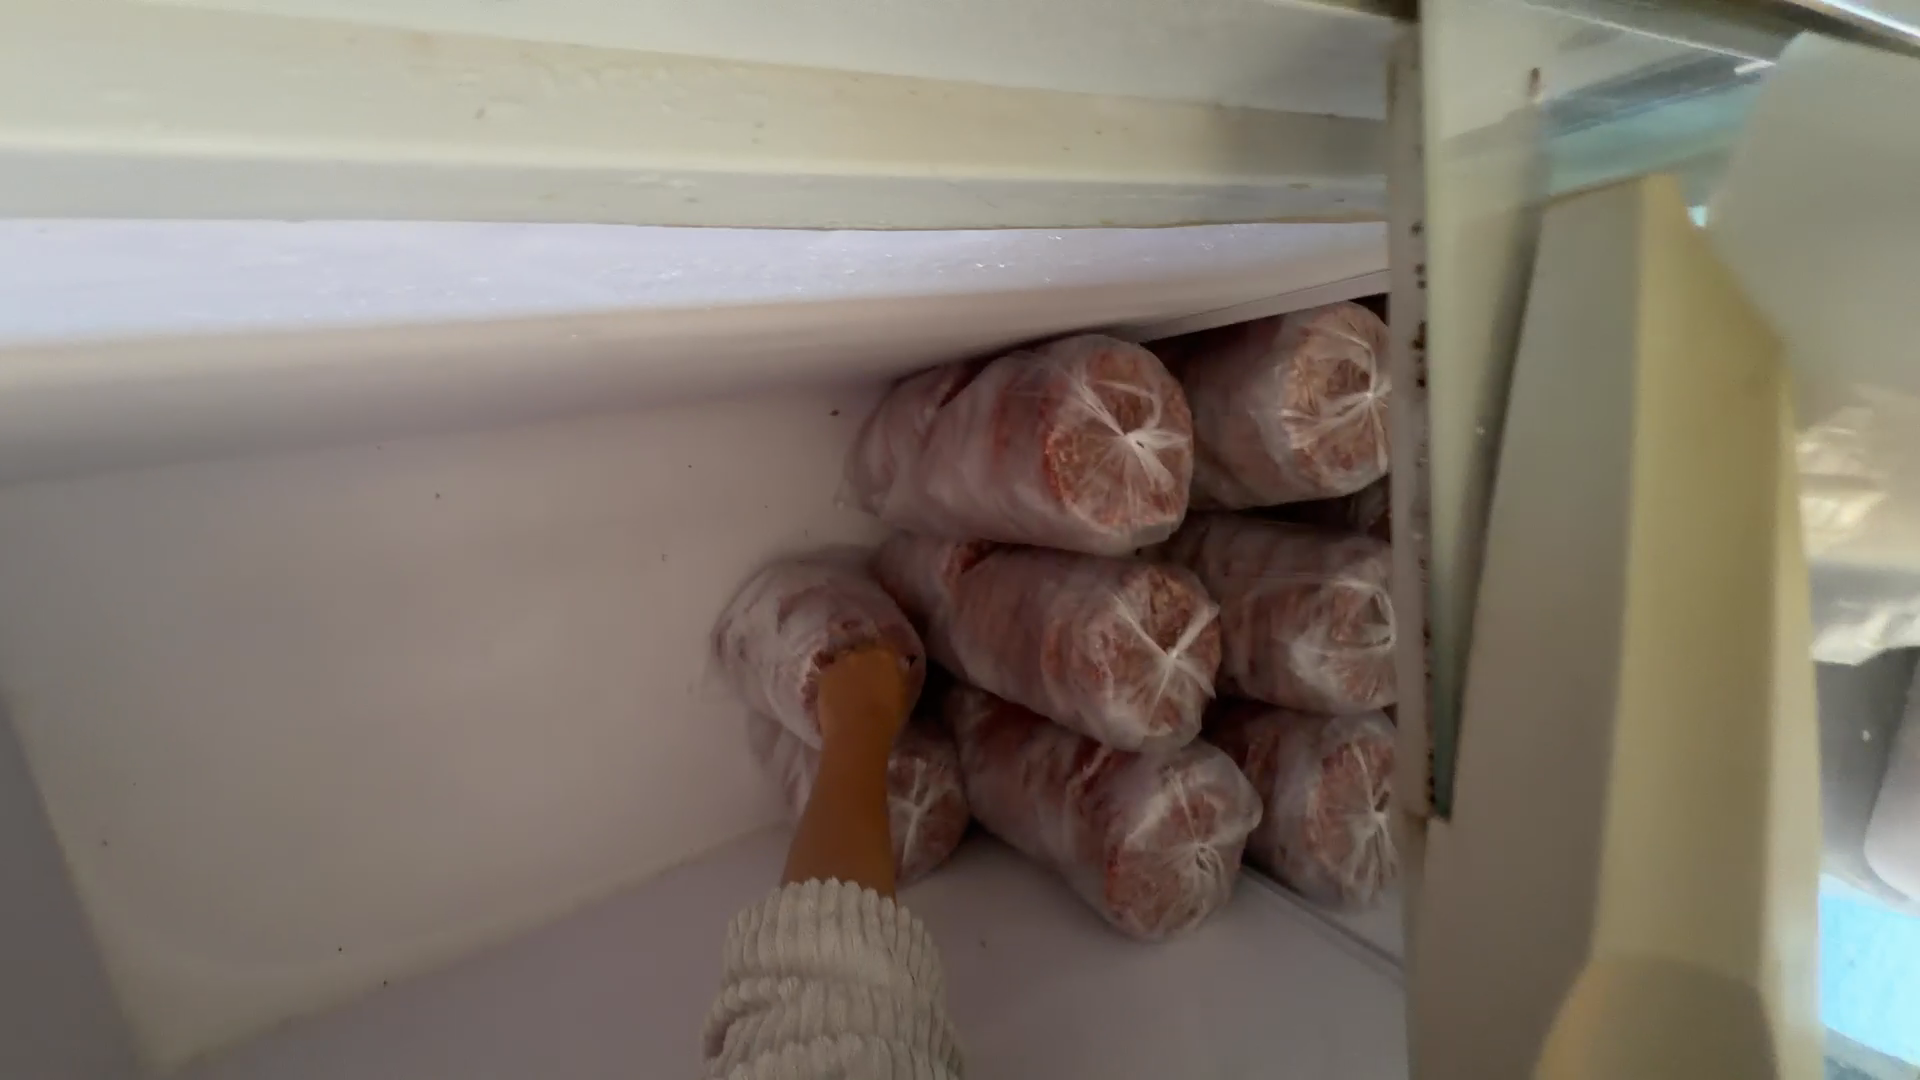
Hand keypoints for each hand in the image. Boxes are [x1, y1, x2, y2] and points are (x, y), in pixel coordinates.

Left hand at [815, 646, 912, 754]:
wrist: (857, 733)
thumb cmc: (888, 717)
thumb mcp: (906, 696)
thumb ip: (905, 676)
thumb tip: (905, 667)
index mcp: (886, 655)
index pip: (890, 643)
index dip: (889, 652)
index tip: (889, 661)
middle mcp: (862, 652)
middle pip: (865, 649)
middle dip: (868, 658)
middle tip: (870, 675)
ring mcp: (841, 662)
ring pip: (846, 659)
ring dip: (850, 667)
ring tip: (851, 685)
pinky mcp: (824, 675)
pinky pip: (831, 672)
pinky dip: (835, 679)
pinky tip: (837, 694)